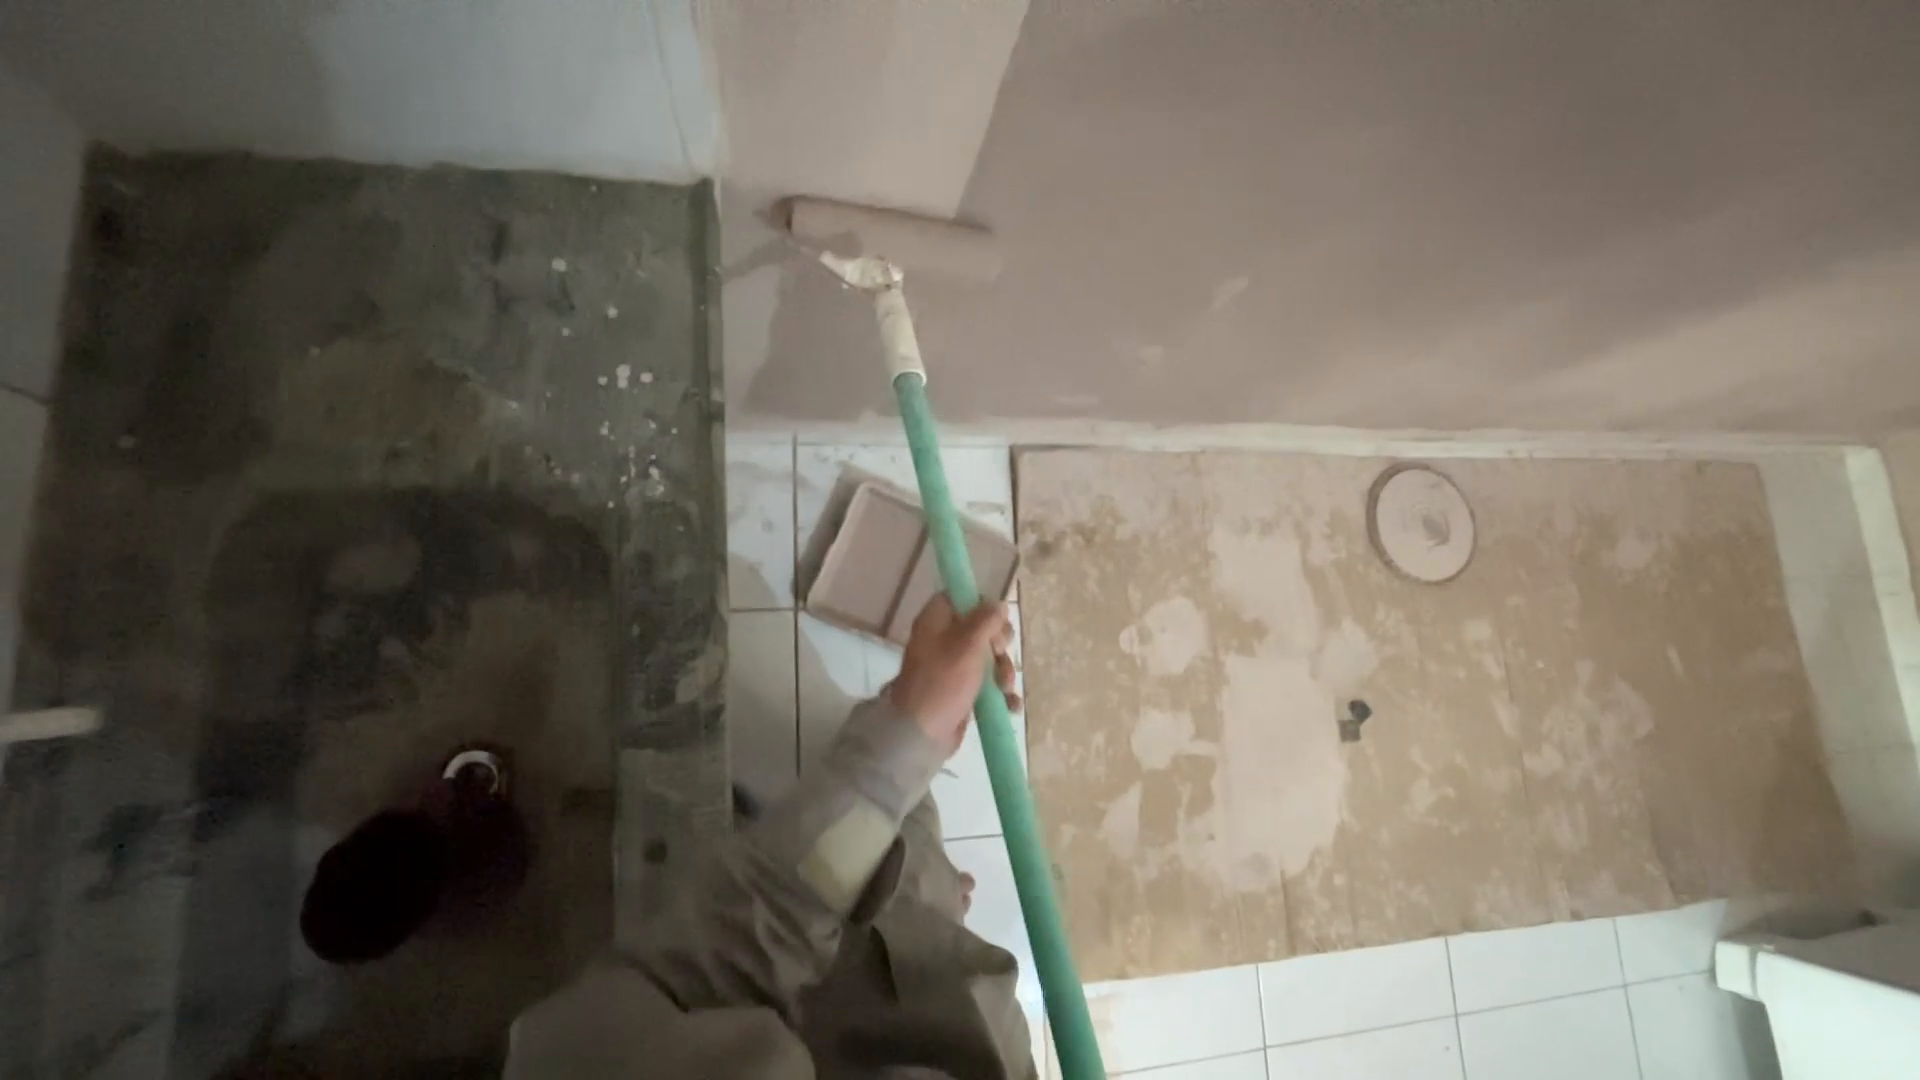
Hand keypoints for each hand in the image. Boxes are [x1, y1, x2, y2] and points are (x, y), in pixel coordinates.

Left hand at [886, 596, 1020, 757]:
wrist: (922, 734)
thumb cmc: (943, 682)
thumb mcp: (967, 646)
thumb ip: (985, 621)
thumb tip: (999, 603)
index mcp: (936, 622)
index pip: (959, 598)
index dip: (980, 604)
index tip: (997, 619)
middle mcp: (943, 641)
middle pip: (980, 628)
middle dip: (999, 643)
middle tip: (1000, 653)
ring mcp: (953, 668)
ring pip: (988, 658)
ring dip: (1003, 671)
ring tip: (1004, 688)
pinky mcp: (962, 692)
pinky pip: (987, 684)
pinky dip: (1000, 694)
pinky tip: (1009, 705)